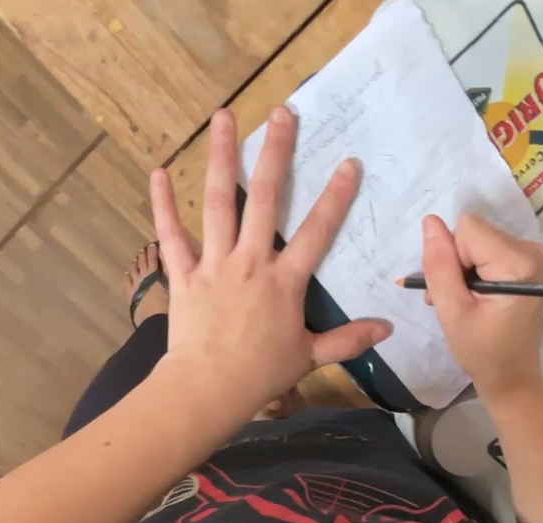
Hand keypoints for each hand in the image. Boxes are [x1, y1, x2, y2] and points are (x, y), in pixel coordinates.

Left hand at [147, 107, 392, 414]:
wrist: (210, 389)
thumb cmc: (263, 374)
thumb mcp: (310, 356)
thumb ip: (348, 340)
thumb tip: (386, 330)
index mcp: (284, 282)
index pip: (316, 232)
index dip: (335, 197)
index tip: (349, 163)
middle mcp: (251, 262)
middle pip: (264, 199)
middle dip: (275, 153)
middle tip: (282, 113)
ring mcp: (214, 264)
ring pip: (217, 203)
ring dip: (220, 157)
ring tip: (223, 118)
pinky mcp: (184, 275)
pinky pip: (171, 236)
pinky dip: (163, 206)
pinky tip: (156, 172)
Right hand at [421, 213, 542, 404]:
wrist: (512, 377)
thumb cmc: (482, 352)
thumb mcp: (452, 311)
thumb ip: (439, 265)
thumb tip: (430, 222)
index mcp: (518, 261)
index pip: (466, 230)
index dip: (452, 259)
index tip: (458, 293)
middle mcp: (532, 249)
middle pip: (473, 233)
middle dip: (457, 264)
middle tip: (456, 302)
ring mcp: (533, 254)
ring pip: (477, 241)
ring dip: (462, 270)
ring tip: (464, 303)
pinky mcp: (528, 262)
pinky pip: (488, 250)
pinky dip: (475, 272)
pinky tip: (475, 297)